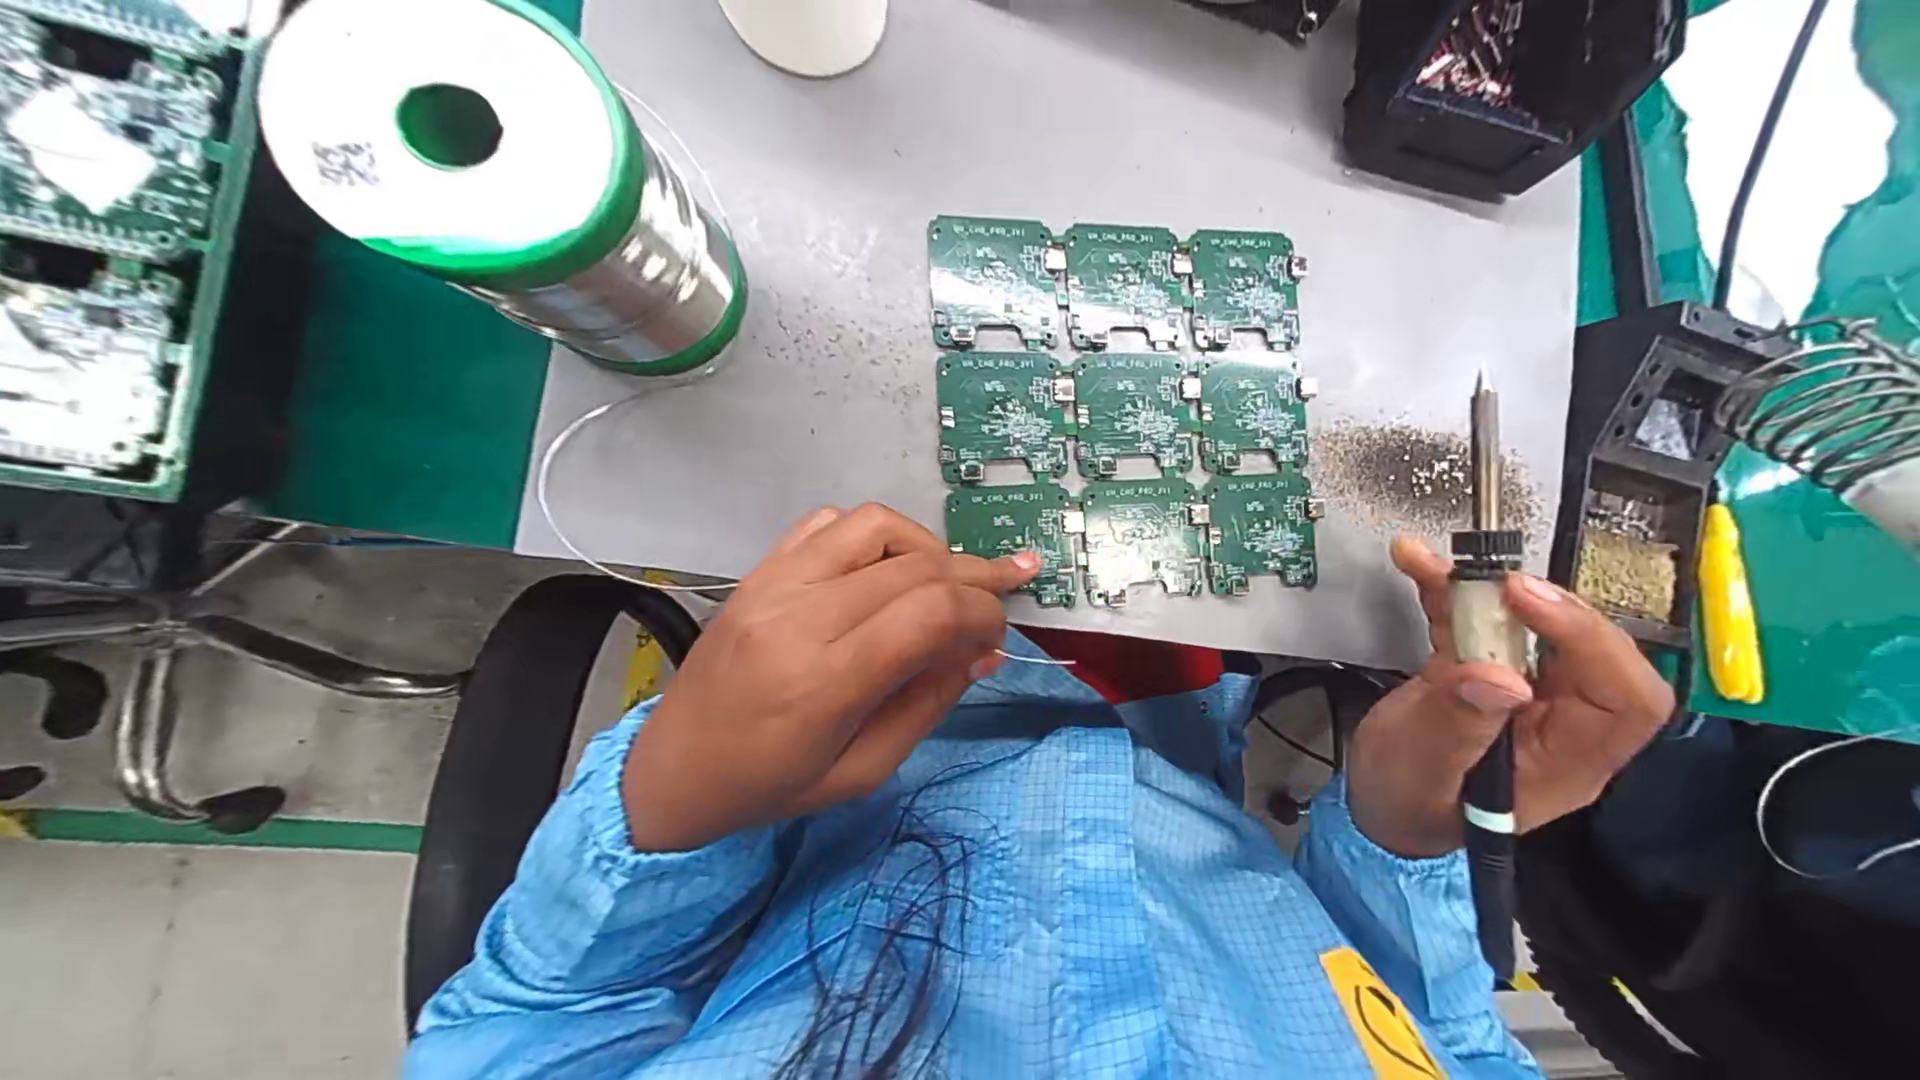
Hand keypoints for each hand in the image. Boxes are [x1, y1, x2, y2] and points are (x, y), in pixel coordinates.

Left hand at [622, 504, 1039, 851]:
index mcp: (824, 683)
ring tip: (947, 577)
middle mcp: (798, 617)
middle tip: (1007, 586)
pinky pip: (827, 523)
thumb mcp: (863, 772)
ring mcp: (772, 583)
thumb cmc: (771, 786)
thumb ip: (928, 704)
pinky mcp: (759, 570)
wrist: (674, 768)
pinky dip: (873, 534)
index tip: (998, 633)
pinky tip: (886, 566)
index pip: (929, 614)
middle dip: (976, 575)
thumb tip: (982, 650)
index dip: (982, 612)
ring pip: (874, 526)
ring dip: (927, 546)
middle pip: (914, 567)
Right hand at [1343, 536, 1673, 857]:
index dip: (1587, 639)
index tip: (1524, 598)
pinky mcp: (1477, 675)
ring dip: (1477, 590)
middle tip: (1480, 577)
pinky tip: (1418, 569)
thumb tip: (1500, 677)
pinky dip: (1446, 597)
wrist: (1377, 807)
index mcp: (1569, 757)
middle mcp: (1557, 720)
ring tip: (1428, 563)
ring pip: (1523, 630)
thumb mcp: (1424, 767)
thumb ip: (1457, 724)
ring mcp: (1518, 695)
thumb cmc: (1405, 801)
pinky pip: (1474, 628)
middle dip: (1533, 604)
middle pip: (1578, 650)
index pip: (1623, 694)